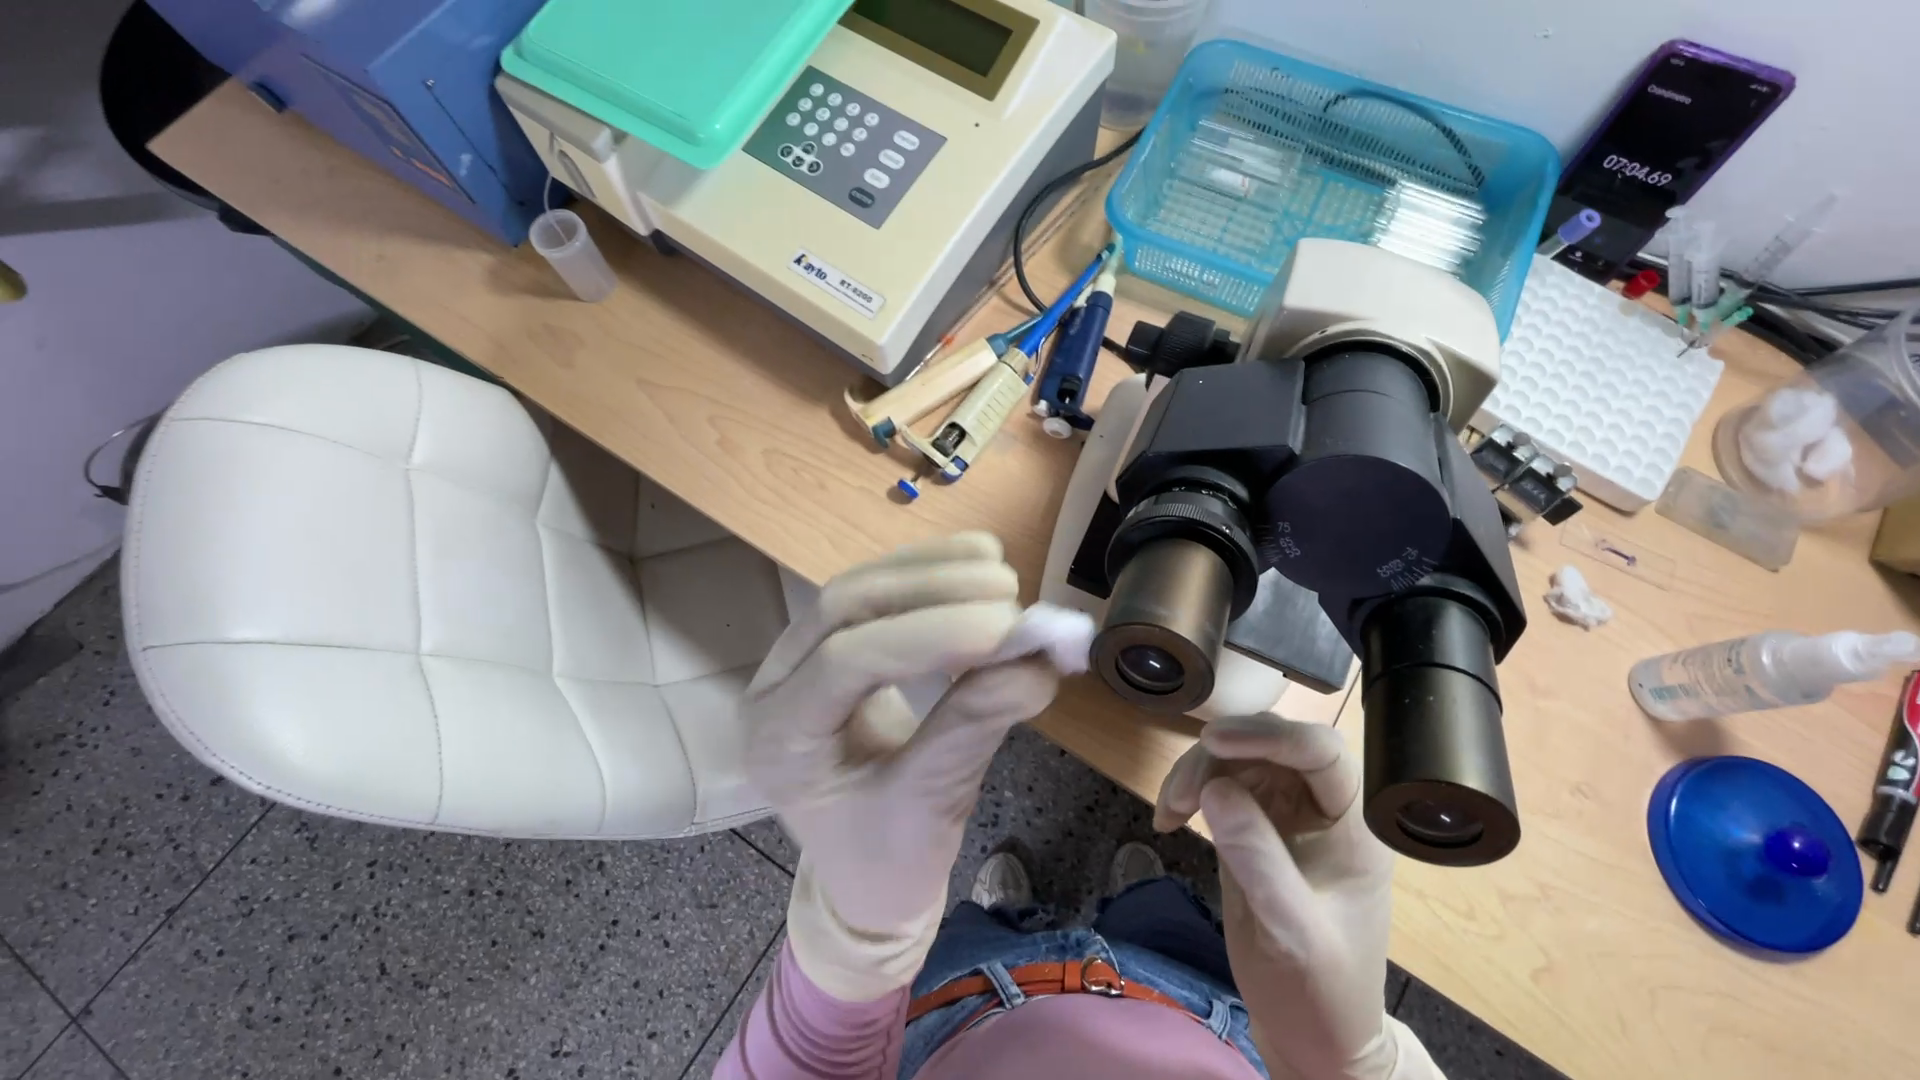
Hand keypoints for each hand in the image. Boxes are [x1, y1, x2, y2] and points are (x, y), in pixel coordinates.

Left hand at [745, 533, 1063, 1000]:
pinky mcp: (833, 644)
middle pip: (844, 606)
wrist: (869, 875)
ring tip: (1002, 577)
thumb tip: (1037, 661)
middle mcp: (773, 685)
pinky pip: (878, 594)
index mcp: (779, 740)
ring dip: (934, 572)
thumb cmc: (890, 859)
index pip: (844, 662)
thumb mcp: (931, 804)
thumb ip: (974, 726)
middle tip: (1009, 593)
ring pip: (861, 588)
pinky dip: (930, 575)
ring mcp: (797, 658)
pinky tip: (976, 567)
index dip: (930, 634)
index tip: (1007, 627)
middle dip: (931, 590)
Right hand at [1156, 714, 1438, 1079]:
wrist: (1312, 1033)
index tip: (1213, 742)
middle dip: (1221, 755)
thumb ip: (1258, 859)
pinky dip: (1189, 790)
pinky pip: (1220, 784)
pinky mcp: (1256, 825)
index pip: (1322, 753)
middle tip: (1180, 793)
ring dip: (1197, 772)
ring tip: (1169, 810)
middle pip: (1272, 745)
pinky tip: (1168, 818)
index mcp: (1355, 827)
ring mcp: (1288, 814)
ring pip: (1239, 758)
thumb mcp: (1290, 932)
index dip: (1271, 736)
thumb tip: (1214, 789)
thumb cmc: (1318, 990)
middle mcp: (1323, 809)